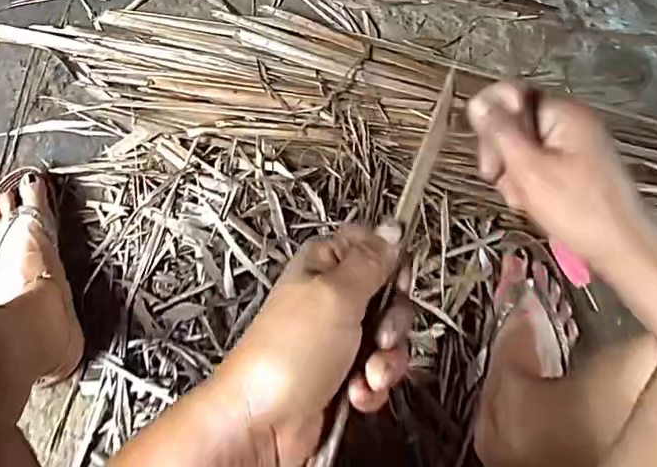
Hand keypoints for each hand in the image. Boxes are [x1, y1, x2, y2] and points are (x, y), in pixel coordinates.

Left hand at [207, 223, 414, 466]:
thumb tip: (392, 228)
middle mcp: (332, 296)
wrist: (262, 427)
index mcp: (325, 262)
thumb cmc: (283, 355)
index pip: (373, 245)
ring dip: (385, 361)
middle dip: (393, 322)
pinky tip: (355, 394)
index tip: (394, 282)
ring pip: (389, 338)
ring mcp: (339, 337)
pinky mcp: (344, 374)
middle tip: (378, 334)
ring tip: (365, 372)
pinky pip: (379, 373)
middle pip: (389, 294)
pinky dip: (373, 388)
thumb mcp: (335, 295)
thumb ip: (370, 261)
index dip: (392, 263)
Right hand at [467, 82, 656, 268]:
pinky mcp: (580, 169)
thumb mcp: (529, 169)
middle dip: (503, 152)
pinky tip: (533, 204)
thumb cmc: (581, 212)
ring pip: (525, 146)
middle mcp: (572, 122)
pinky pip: (542, 164)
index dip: (492, 121)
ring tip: (522, 199)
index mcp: (564, 112)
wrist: (628, 256)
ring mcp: (577, 145)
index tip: (488, 153)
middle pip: (516, 121)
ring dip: (515, 172)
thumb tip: (477, 103)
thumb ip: (499, 132)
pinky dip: (531, 182)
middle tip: (498, 179)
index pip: (510, 95)